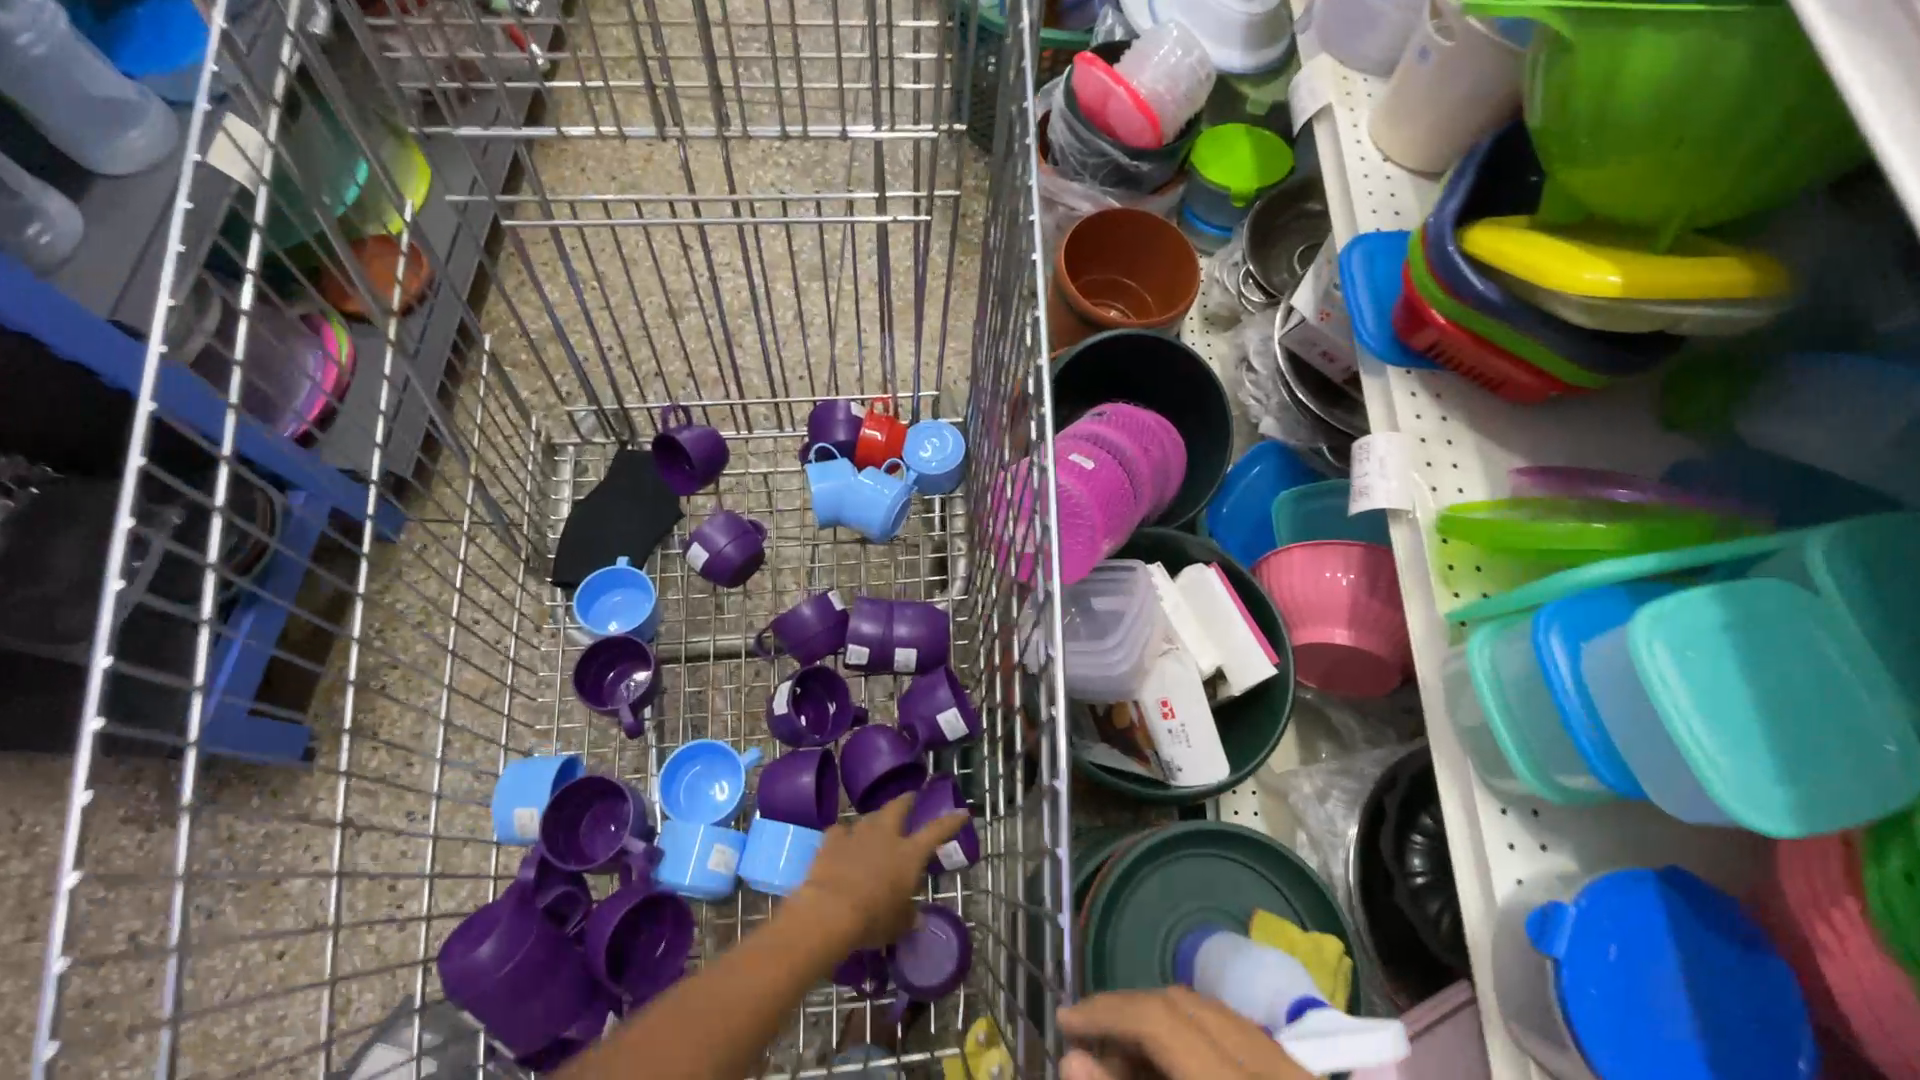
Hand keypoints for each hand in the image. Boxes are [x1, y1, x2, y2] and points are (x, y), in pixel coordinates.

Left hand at [792, 793, 967, 948]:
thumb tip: (915, 918)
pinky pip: (840, 830)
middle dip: (906, 801)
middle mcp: (885, 836)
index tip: (961, 812)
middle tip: (910, 798)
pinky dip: (844, 834)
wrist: (830, 912)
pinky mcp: (831, 841)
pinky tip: (842, 840)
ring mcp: (857, 835)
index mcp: (909, 854)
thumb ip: (908, 916)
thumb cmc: (873, 919)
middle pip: (898, 808)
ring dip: (875, 819)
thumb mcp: (898, 924)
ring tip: (876, 824)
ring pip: (869, 816)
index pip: (936, 831)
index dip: (950, 821)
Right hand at [1058, 987, 1313, 1079]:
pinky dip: (1195, 1044)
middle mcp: (1273, 1065)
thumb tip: (1072, 1057)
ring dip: (1160, 1026)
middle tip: (1088, 1041)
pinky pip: (1239, 1039)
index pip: (1161, 1018)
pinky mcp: (1299, 1077)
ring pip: (1215, 1016)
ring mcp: (1294, 1069)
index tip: (1065, 1022)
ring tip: (1122, 1058)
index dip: (1105, 1011)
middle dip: (1129, 1015)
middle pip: (1187, 1005)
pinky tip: (1168, 1067)